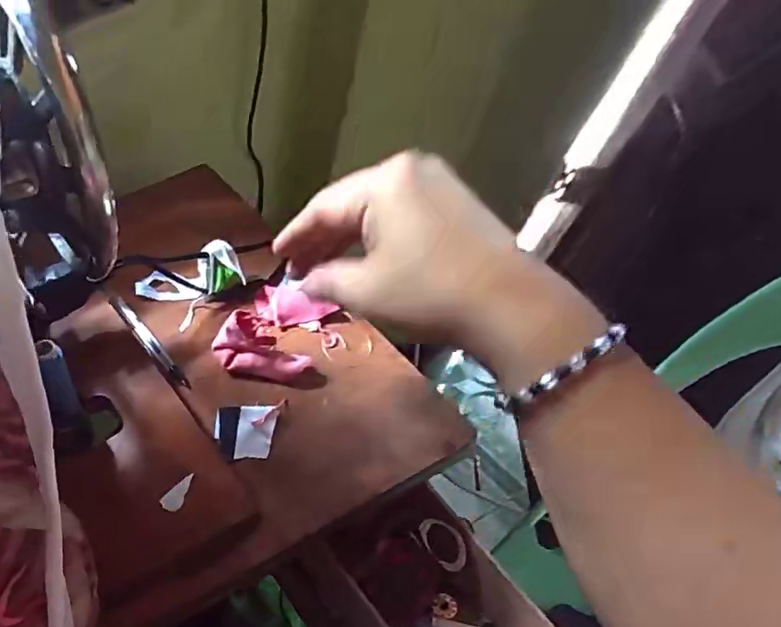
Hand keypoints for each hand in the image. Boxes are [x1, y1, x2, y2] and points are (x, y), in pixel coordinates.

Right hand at [273, 151, 607, 382]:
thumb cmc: (425, 292)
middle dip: (320, 239)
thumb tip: (302, 284)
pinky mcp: (453, 204)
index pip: (323, 206)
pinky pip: (398, 217)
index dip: (295, 234)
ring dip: (345, 241)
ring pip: (374, 211)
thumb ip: (323, 281)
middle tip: (296, 269)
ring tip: (322, 270)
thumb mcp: (363, 290)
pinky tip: (360, 262)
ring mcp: (436, 184)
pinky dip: (374, 240)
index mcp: (383, 182)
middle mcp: (409, 171)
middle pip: (349, 205)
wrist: (505, 302)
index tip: (275, 256)